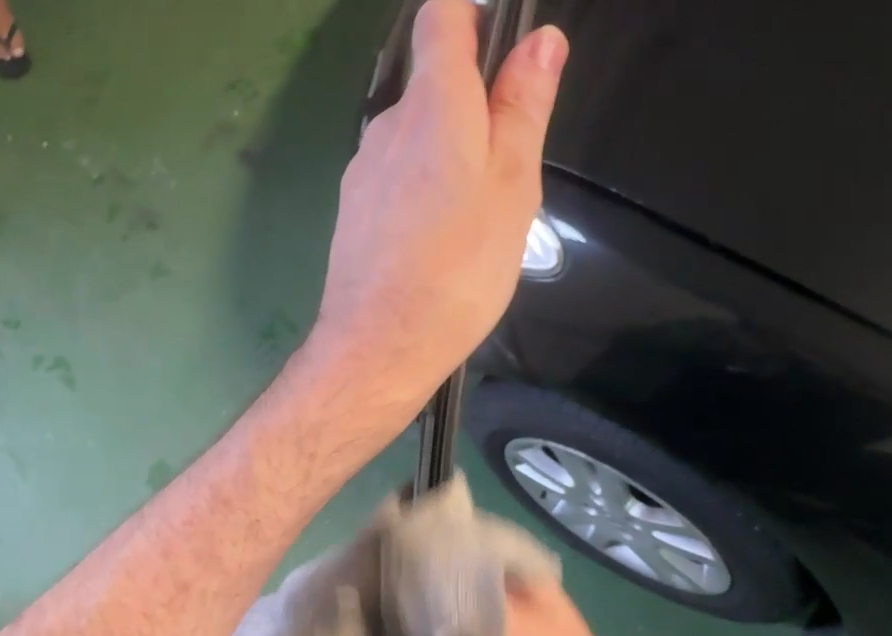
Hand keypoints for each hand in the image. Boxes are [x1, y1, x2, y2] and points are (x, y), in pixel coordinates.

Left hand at [299, 0, 566, 413]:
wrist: (381, 345)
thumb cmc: (459, 267)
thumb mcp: (512, 185)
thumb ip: (522, 108)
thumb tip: (540, 40)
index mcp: (434, 104)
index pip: (442, 17)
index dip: (473, 17)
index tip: (502, 49)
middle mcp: (387, 125)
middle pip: (430, 86)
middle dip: (470, 109)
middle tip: (505, 169)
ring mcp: (362, 171)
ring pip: (412, 140)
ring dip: (444, 158)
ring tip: (473, 220)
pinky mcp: (352, 213)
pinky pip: (394, 181)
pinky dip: (419, 193)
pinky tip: (436, 244)